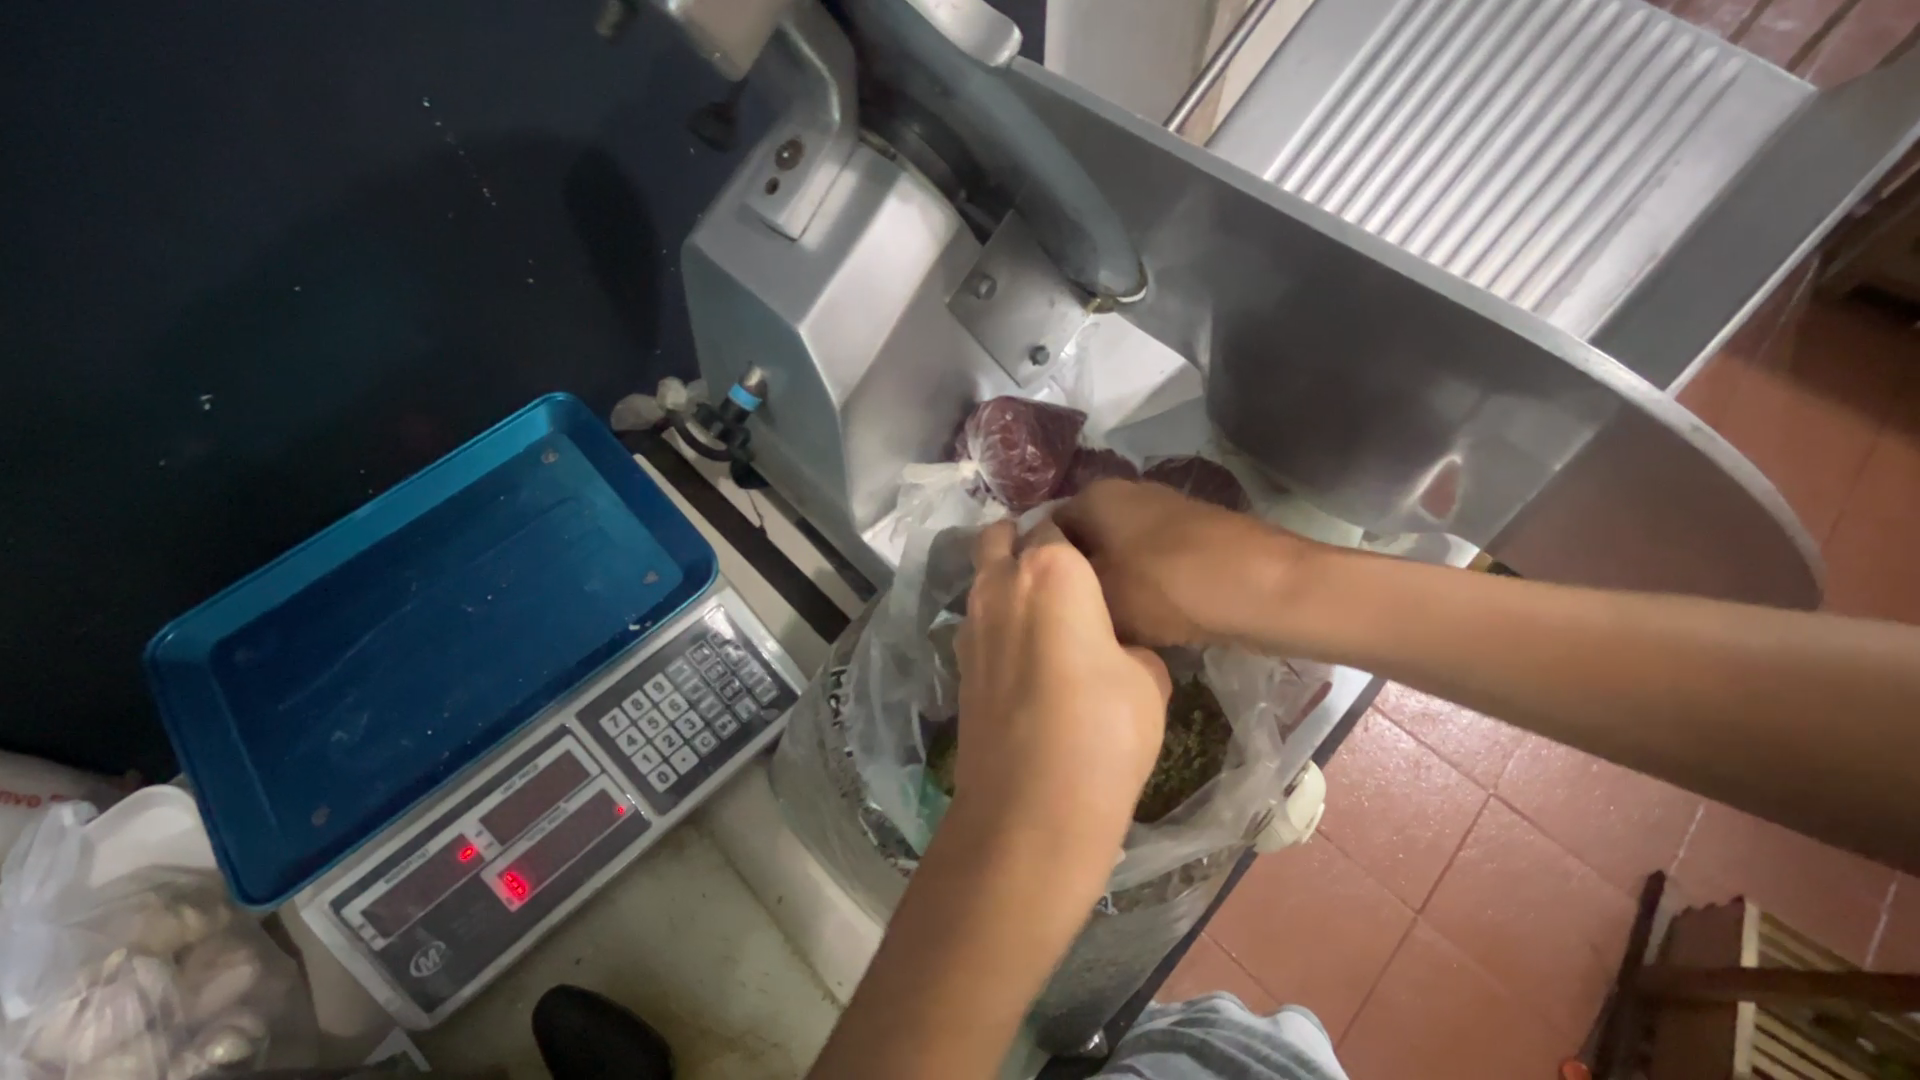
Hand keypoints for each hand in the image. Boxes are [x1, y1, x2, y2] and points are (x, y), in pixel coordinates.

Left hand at [953, 519, 1172, 866]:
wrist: (1031, 807)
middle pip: (1001, 538)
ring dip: (1005, 582)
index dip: (1078, 540)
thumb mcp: (1149, 679)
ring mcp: (970, 625)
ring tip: (1043, 615)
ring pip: (983, 580)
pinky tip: (1024, 656)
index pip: (1058, 525)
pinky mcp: (957, 666)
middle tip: (1062, 575)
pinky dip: (996, 624)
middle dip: (1024, 542)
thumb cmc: (1104, 730)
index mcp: (1052, 569)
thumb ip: (1130, 644)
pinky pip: (978, 624)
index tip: (1096, 560)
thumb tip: (1113, 649)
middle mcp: (1001, 584)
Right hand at [1055, 479, 1317, 647]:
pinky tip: (1142, 625)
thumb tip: (1046, 589)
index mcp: (1094, 495)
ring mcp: (1164, 513)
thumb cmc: (1167, 586)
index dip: (1037, 569)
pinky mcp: (1194, 538)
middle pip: (1083, 542)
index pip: (1043, 530)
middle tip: (1066, 623)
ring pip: (1117, 557)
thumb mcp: (1100, 595)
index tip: (1034, 608)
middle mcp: (1126, 493)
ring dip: (1110, 589)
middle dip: (1076, 580)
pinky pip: (1149, 566)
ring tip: (1103, 629)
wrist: (1264, 589)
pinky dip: (1141, 591)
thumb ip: (1062, 589)